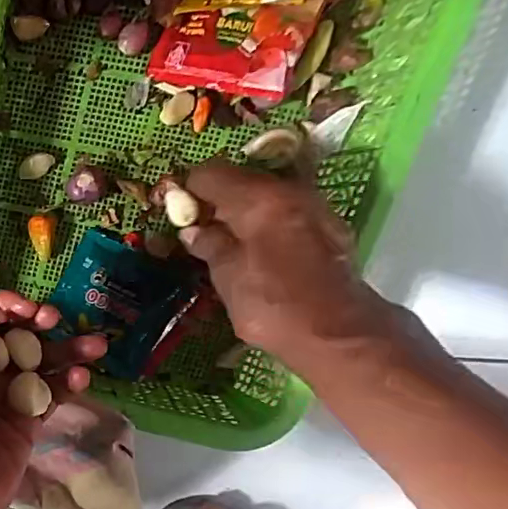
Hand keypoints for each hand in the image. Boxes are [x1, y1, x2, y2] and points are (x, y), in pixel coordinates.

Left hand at [0, 292, 105, 508]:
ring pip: (38, 364)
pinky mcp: (26, 423)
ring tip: (94, 346)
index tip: (26, 306)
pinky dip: (66, 383)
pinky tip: (80, 378)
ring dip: (64, 352)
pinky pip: (49, 394)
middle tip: (56, 319)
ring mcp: (4, 398)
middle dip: (35, 324)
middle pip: (12, 338)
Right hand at [177, 162, 400, 364]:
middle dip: (212, 200)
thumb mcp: (225, 275)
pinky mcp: (326, 230)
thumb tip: (192, 230)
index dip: (185, 189)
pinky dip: (259, 223)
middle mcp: (290, 193)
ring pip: (263, 196)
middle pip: (240, 180)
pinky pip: (281, 213)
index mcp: (260, 199)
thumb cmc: (271, 304)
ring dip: (237, 211)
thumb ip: (208, 244)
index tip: (170, 211)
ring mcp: (313, 209)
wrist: (337, 334)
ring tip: (216, 240)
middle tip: (191, 227)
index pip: (210, 174)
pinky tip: (248, 248)